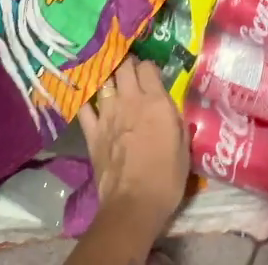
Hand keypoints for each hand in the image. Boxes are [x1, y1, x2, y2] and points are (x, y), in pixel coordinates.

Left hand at [77, 56, 188, 232]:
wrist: (133, 204)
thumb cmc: (166, 179)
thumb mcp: (184, 148)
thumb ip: (176, 120)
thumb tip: (170, 105)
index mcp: (156, 102)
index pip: (148, 68)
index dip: (149, 67)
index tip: (151, 73)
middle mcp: (130, 100)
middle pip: (124, 67)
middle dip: (127, 63)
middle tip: (129, 69)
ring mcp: (108, 114)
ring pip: (104, 81)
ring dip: (108, 76)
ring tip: (110, 77)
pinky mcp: (92, 131)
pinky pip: (84, 107)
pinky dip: (85, 99)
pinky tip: (86, 96)